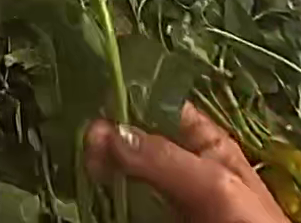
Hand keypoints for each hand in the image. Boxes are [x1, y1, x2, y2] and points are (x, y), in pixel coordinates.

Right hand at [87, 103, 288, 222]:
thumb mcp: (215, 185)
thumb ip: (163, 156)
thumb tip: (105, 129)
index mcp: (201, 140)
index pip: (155, 101)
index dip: (124, 92)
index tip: (89, 91)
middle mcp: (179, 163)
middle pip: (132, 136)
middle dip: (107, 132)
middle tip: (85, 142)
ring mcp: (167, 198)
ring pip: (123, 170)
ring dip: (101, 164)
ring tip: (84, 164)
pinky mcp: (155, 219)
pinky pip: (124, 202)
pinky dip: (105, 195)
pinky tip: (92, 188)